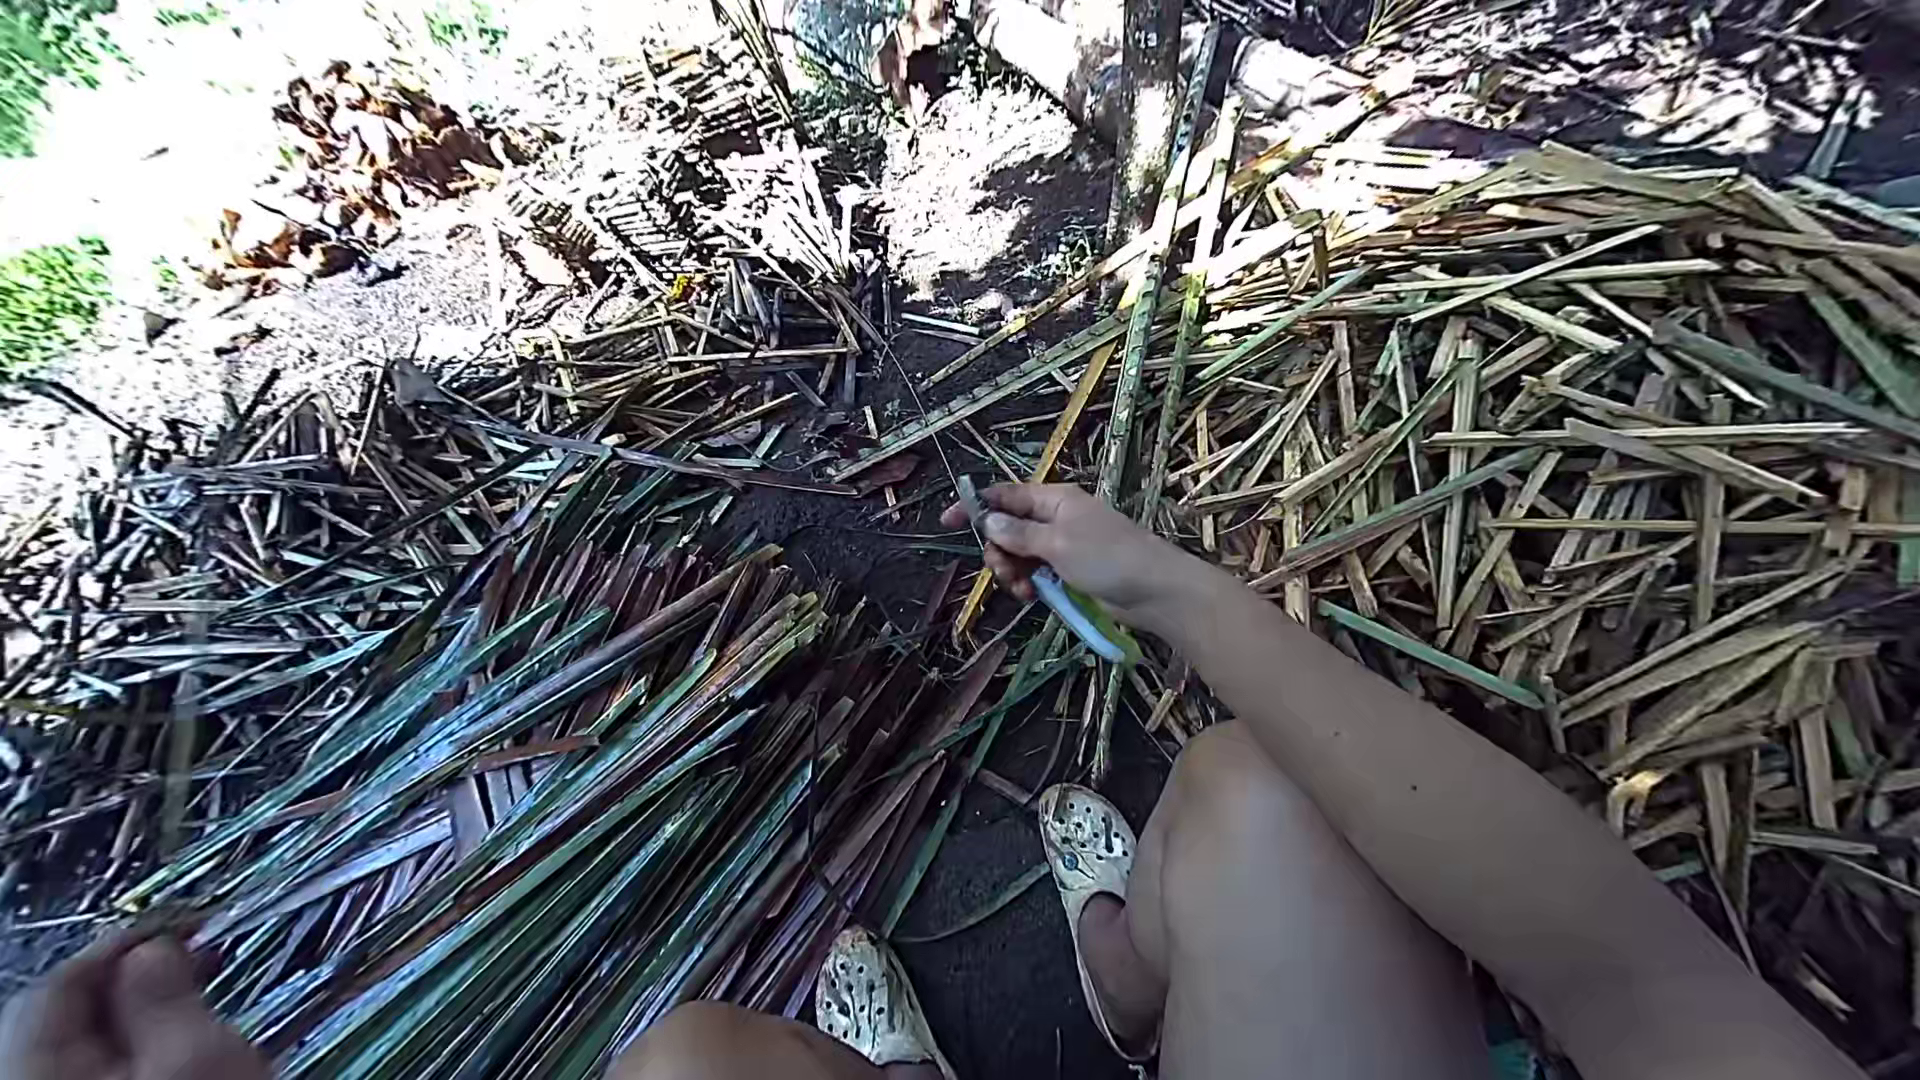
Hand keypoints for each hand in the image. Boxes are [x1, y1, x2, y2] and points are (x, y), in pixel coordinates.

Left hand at [0, 928, 269, 1079]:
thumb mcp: (195, 1056)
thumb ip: (163, 999)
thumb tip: (150, 949)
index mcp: (27, 1079)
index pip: (51, 991)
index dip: (120, 946)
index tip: (190, 922)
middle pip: (45, 1024)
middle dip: (123, 981)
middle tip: (197, 954)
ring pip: (62, 1053)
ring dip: (124, 1013)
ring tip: (186, 992)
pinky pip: (76, 1075)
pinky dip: (119, 1046)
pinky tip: (162, 1039)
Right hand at [941, 483, 1206, 634]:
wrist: (1155, 591)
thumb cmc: (1108, 557)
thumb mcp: (1057, 543)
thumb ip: (1019, 534)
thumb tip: (987, 521)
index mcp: (1053, 500)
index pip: (1005, 496)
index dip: (976, 506)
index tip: (947, 521)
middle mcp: (1054, 519)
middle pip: (1007, 530)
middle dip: (999, 552)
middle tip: (1007, 573)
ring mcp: (1061, 546)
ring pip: (1018, 555)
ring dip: (1013, 573)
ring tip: (1026, 590)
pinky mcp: (1068, 571)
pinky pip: (1035, 573)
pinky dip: (1030, 584)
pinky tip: (1035, 597)